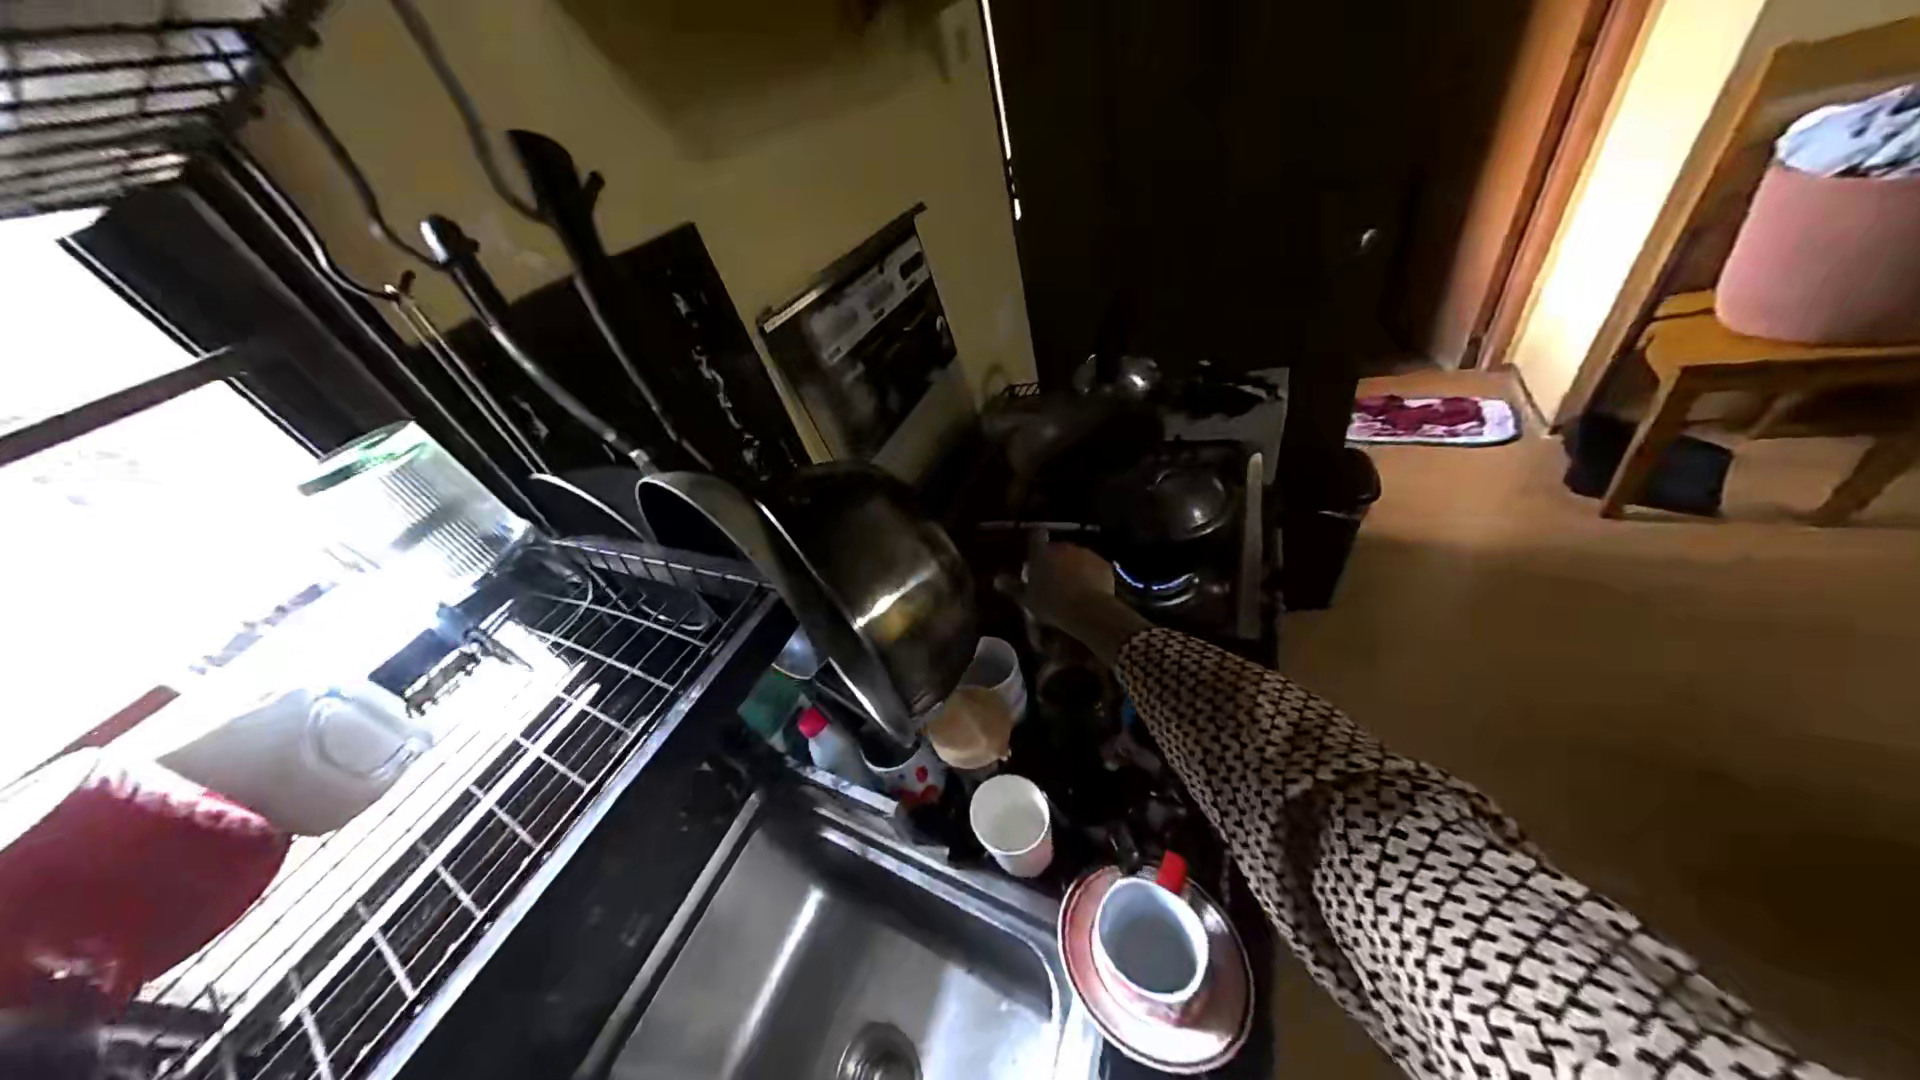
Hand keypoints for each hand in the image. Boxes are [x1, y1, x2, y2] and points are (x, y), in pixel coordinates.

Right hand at [995, 536, 1148, 664]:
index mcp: (1042, 553)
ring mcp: (1085, 554)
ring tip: (1074, 591)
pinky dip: (1091, 576)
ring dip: (1074, 569)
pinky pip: (1094, 568)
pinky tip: (1090, 592)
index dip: (1036, 547)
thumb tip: (997, 579)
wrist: (1088, 611)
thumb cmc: (1051, 605)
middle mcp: (1063, 547)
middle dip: (1056, 563)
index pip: (1036, 538)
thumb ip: (1012, 587)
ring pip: (1077, 558)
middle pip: (1057, 551)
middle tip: (1054, 584)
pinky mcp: (1103, 564)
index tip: (1036, 562)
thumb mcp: (1027, 599)